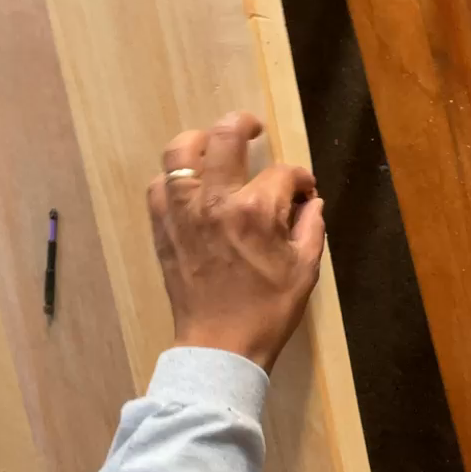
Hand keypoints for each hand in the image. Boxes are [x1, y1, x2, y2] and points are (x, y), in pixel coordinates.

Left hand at [146, 112, 325, 371]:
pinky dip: (174, 179)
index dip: (300, 178)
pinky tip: (190, 186)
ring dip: (200, 142)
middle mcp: (215, 201)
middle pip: (224, 138)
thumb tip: (311, 203)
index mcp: (255, 210)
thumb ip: (310, 227)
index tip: (305, 192)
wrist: (221, 346)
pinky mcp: (163, 229)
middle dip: (243, 125)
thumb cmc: (269, 310)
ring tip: (212, 147)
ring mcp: (182, 213)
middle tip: (252, 127)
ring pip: (179, 153)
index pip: (282, 174)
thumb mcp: (305, 270)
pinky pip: (159, 187)